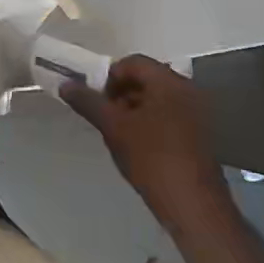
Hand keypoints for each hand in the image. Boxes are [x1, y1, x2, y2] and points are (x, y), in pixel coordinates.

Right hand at [60, 55, 230, 226]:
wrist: (189, 199)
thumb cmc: (150, 157)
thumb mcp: (113, 127)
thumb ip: (89, 102)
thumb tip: (66, 84)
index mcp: (169, 83)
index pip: (133, 63)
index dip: (107, 76)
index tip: (92, 97)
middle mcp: (187, 91)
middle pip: (146, 79)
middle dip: (118, 93)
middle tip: (100, 114)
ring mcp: (196, 112)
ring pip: (155, 99)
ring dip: (131, 108)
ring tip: (114, 131)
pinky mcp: (197, 132)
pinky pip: (167, 115)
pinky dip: (147, 121)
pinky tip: (133, 143)